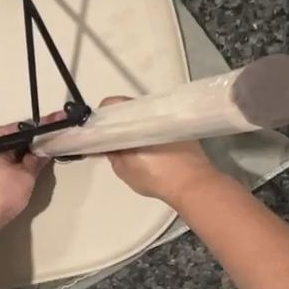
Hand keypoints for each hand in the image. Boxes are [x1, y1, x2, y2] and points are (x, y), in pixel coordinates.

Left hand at [0, 122, 51, 231]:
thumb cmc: (0, 195)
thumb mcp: (25, 176)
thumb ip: (37, 159)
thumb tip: (44, 150)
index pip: (21, 128)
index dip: (41, 130)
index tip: (59, 125)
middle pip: (13, 139)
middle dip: (33, 142)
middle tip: (55, 141)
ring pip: (7, 151)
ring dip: (24, 153)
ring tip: (46, 153)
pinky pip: (0, 160)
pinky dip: (14, 162)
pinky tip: (29, 165)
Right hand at [99, 95, 225, 204]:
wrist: (192, 184)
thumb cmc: (155, 176)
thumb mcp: (123, 168)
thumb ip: (112, 152)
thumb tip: (109, 144)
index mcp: (135, 117)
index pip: (111, 105)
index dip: (100, 116)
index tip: (96, 131)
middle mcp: (153, 111)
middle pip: (128, 109)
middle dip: (118, 121)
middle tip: (112, 141)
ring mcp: (168, 118)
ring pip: (144, 116)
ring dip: (134, 126)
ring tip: (130, 145)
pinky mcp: (180, 128)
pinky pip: (158, 124)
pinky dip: (150, 131)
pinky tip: (149, 148)